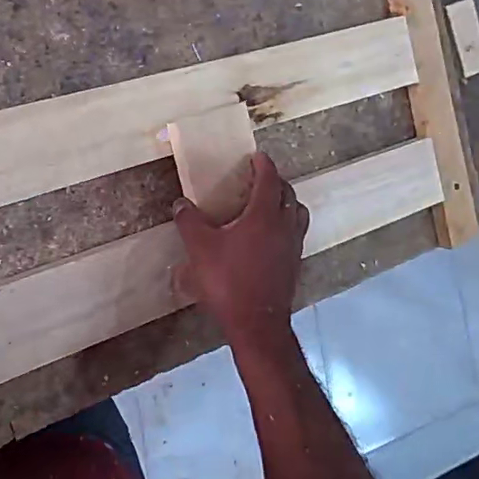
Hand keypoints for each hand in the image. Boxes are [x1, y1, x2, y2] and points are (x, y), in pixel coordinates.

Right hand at [174, 152, 308, 351]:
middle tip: (260, 177)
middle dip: (276, 182)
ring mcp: (292, 247)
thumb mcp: (199, 247)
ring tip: (268, 203)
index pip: (269, 181)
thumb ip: (189, 221)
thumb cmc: (227, 280)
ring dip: (285, 203)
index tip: (257, 156)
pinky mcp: (293, 265)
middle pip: (288, 195)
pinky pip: (294, 233)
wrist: (255, 322)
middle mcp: (284, 227)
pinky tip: (267, 234)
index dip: (264, 166)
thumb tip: (181, 203)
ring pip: (297, 214)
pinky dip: (284, 223)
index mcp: (264, 216)